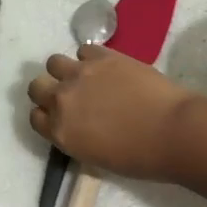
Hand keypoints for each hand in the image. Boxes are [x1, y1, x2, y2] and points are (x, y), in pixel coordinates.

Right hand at [28, 45, 200, 181]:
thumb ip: (77, 137)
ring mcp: (81, 73)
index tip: (59, 115)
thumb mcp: (97, 156)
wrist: (171, 130)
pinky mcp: (102, 56)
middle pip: (36, 86)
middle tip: (68, 95)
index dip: (46, 115)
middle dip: (48, 89)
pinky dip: (91, 58)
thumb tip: (78, 123)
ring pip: (54, 62)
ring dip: (65, 69)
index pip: (35, 117)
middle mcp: (62, 100)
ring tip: (85, 76)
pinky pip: (84, 49)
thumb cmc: (140, 157)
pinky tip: (106, 67)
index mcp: (60, 132)